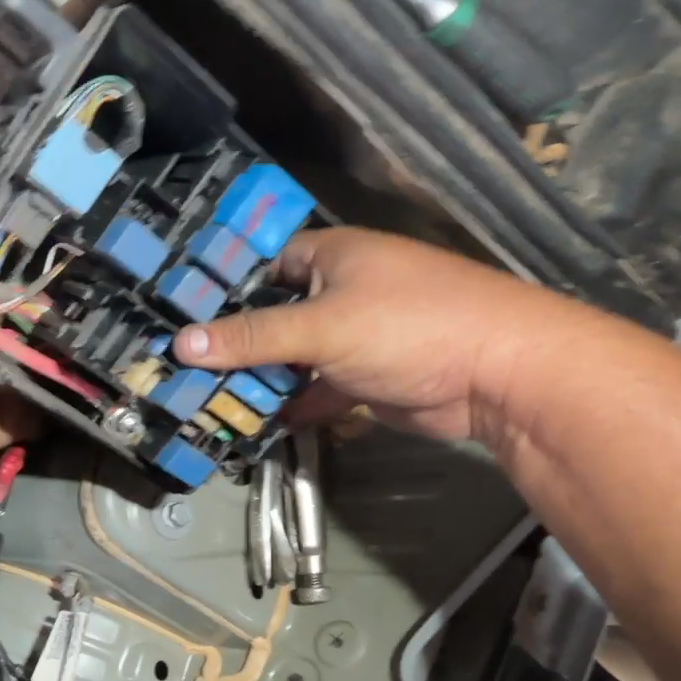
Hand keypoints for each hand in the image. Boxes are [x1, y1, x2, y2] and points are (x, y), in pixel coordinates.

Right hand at [171, 228, 591, 442]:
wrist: (500, 377)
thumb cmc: (409, 327)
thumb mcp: (321, 328)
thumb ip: (250, 337)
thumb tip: (180, 344)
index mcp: (335, 256)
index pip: (265, 262)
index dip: (225, 284)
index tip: (180, 313)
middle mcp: (341, 291)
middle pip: (271, 315)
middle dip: (231, 343)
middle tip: (181, 367)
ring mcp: (352, 336)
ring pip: (288, 356)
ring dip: (255, 379)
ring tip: (203, 400)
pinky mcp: (362, 378)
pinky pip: (311, 389)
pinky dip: (287, 404)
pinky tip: (252, 423)